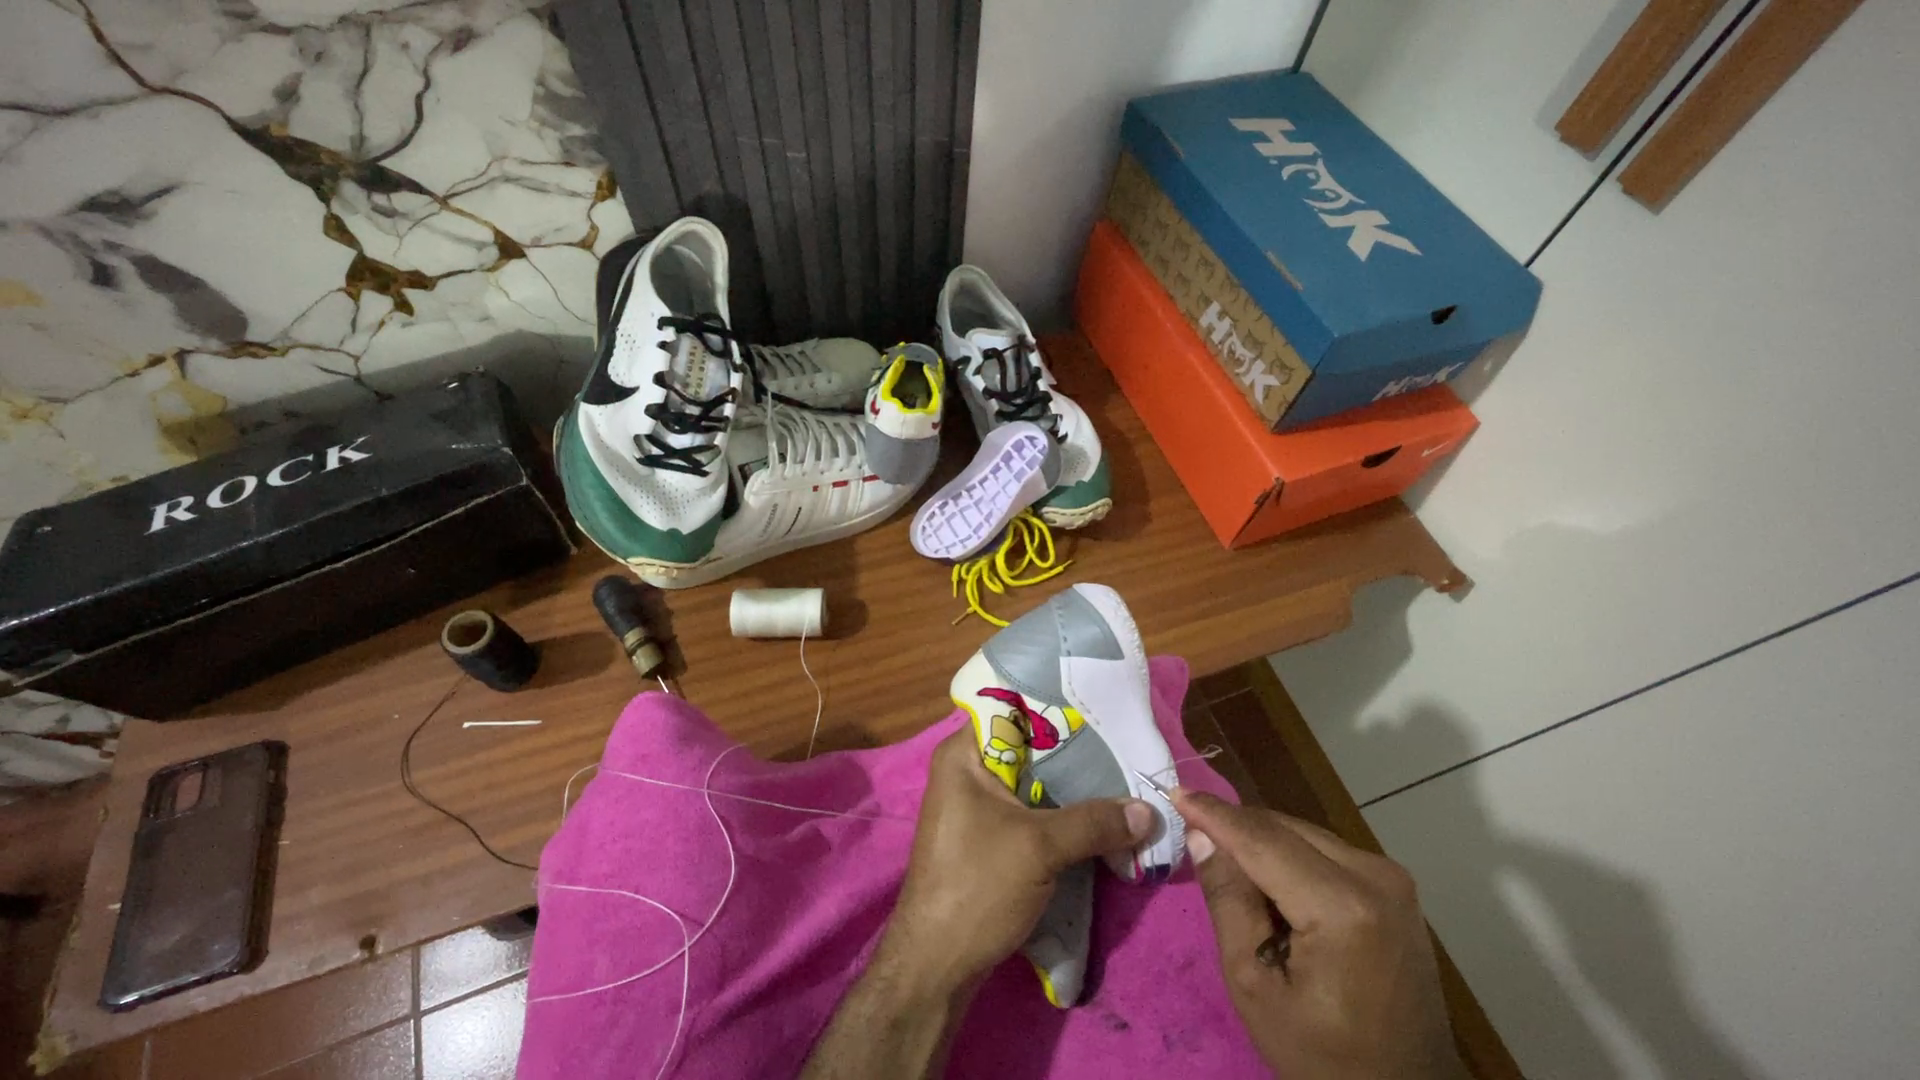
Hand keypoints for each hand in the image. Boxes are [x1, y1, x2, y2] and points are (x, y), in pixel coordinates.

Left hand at [801, 728, 1153, 1078]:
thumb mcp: (1040, 847)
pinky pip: (1033, 814)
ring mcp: (978, 808)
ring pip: (1036, 786)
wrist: (937, 965)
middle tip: (1128, 750)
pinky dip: (1064, 818)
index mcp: (963, 755)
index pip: (1014, 711)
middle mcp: (967, 773)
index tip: (1107, 711)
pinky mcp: (990, 840)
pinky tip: (1103, 821)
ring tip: (1126, 783)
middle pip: (1031, 750)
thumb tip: (1148, 810)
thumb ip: (1094, 821)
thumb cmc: (978, 887)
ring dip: (1076, 791)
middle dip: (1079, 755)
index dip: (1060, 709)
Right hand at [1174, 789, 1465, 1079]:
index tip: (1174, 792)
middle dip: (1236, 826)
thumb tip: (1202, 837)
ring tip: (1226, 863)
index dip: (1214, 814)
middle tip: (1192, 831)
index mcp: (1342, 906)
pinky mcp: (1396, 888)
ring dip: (1262, 841)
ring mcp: (1392, 879)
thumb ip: (1228, 902)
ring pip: (1305, 835)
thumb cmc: (1322, 1052)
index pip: (1262, 840)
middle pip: (1285, 829)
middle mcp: (1375, 876)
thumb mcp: (1254, 985)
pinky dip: (1290, 855)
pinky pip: (1327, 851)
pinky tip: (1268, 879)